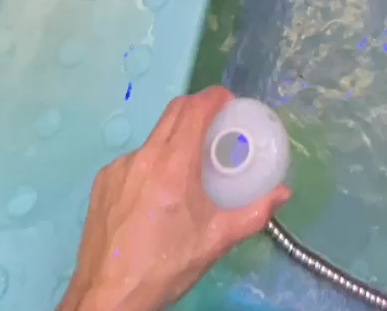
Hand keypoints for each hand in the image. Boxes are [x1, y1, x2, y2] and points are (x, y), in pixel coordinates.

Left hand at [60, 87, 289, 310]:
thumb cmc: (165, 267)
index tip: (229, 103)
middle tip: (215, 125)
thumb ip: (253, 214)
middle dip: (197, 108)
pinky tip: (154, 193)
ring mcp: (119, 167)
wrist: (107, 300)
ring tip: (185, 168)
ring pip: (153, 137)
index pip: (195, 108)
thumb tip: (283, 193)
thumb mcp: (215, 241)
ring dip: (173, 139)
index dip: (215, 97)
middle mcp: (145, 156)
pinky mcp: (102, 182)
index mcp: (174, 164)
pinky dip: (150, 163)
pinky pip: (133, 159)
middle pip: (174, 111)